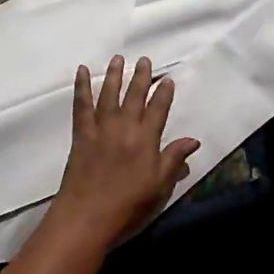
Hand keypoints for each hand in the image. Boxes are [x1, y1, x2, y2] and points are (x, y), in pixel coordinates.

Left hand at [42, 55, 200, 247]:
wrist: (88, 215)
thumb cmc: (129, 205)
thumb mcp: (160, 186)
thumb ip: (174, 159)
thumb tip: (193, 140)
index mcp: (146, 139)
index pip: (159, 109)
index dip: (164, 93)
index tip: (168, 79)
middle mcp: (124, 127)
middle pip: (134, 96)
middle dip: (141, 77)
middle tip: (145, 60)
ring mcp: (100, 128)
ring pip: (109, 94)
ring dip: (114, 75)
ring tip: (119, 59)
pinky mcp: (81, 134)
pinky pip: (81, 105)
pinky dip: (81, 87)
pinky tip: (82, 72)